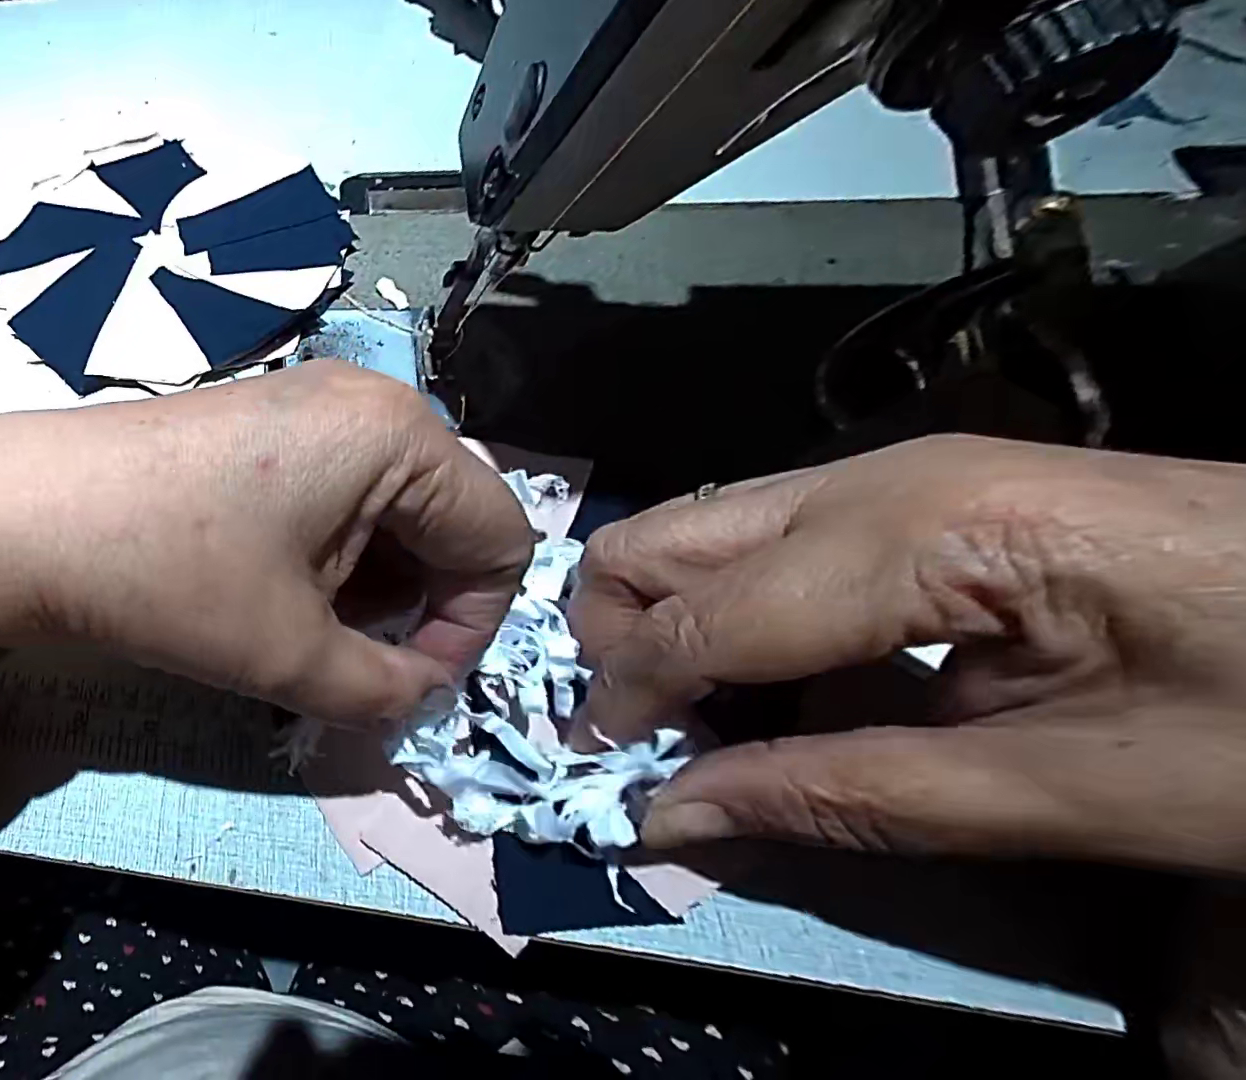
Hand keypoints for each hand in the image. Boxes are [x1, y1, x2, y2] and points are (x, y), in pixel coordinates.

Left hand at [0, 361, 533, 724]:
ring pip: (398, 506)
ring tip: (311, 623)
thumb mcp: (293, 656)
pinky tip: (285, 581)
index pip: (499, 538)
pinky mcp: (275, 416)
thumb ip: (387, 690)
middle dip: (420, 602)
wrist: (27, 514)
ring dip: (377, 579)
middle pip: (450, 518)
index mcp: (400, 437)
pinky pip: (348, 485)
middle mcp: (371, 400)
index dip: (472, 624)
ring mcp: (317, 400)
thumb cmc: (171, 577)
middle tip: (357, 654)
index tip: (410, 676)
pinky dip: (340, 545)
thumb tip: (420, 691)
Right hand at [571, 434, 1245, 875]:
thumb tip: (668, 816)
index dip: (627, 700)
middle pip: (645, 545)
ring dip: (658, 627)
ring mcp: (863, 476)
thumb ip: (836, 799)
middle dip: (616, 641)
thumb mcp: (1069, 795)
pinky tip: (769, 676)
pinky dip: (713, 615)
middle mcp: (854, 480)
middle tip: (653, 726)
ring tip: (706, 708)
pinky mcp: (876, 494)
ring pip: (675, 536)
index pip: (697, 621)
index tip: (599, 768)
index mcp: (910, 535)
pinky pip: (734, 547)